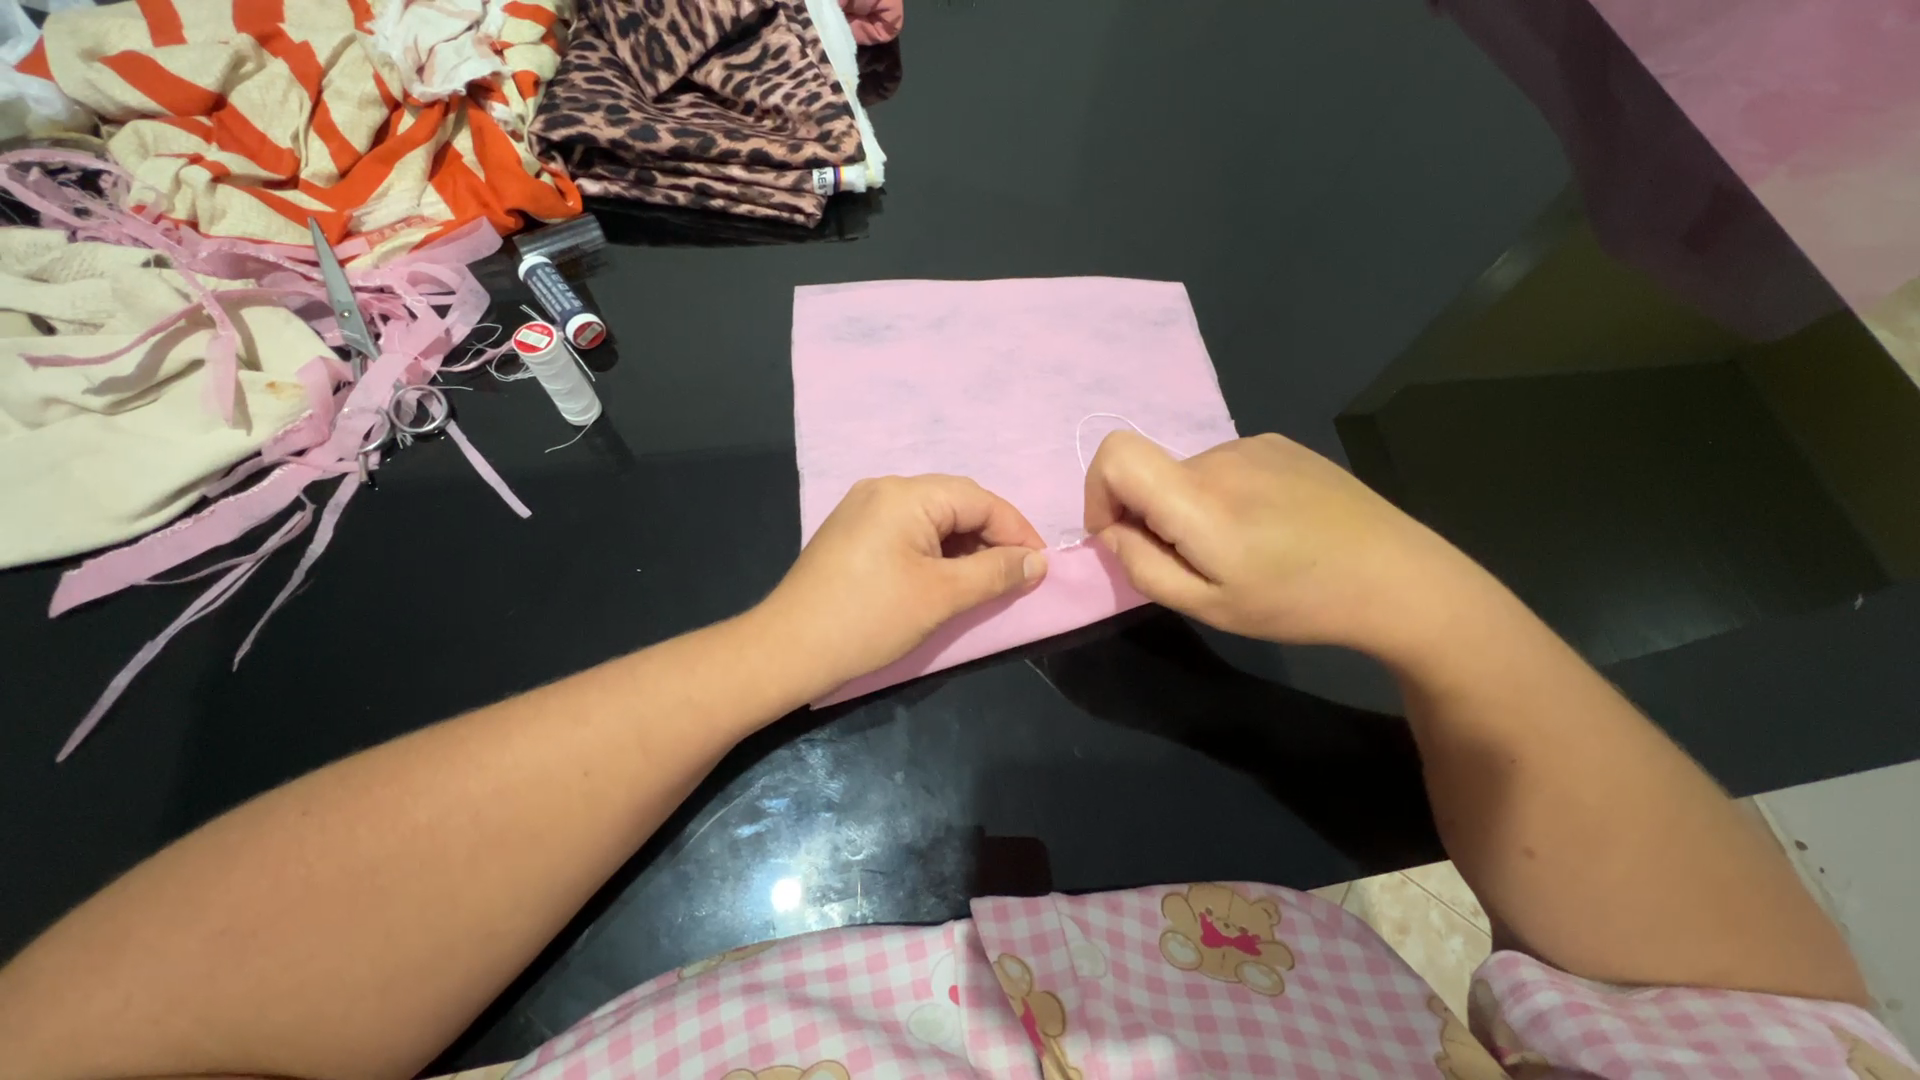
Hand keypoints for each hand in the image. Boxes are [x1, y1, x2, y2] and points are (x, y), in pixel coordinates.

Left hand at [758, 475, 1048, 691]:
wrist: (788, 649)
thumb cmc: (870, 619)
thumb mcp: (942, 597)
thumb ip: (996, 573)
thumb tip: (1038, 562)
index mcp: (905, 494)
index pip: (980, 499)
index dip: (1017, 531)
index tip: (1041, 567)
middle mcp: (883, 489)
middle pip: (956, 502)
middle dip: (993, 536)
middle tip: (1018, 574)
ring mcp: (863, 509)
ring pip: (933, 517)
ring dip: (965, 545)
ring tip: (987, 580)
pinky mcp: (853, 533)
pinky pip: (908, 530)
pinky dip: (937, 551)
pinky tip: (948, 578)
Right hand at [1083, 431, 1488, 658]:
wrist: (1396, 577)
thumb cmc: (1296, 602)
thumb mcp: (1208, 606)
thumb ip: (1143, 566)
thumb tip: (1113, 531)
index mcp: (1197, 498)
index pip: (1114, 454)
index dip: (1099, 492)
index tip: (1122, 534)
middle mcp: (1220, 457)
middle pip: (1153, 472)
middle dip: (1153, 515)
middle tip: (1200, 564)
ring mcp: (1255, 445)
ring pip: (1191, 474)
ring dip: (1193, 508)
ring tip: (1246, 549)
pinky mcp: (1282, 445)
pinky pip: (1227, 467)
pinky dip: (1226, 496)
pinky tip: (1271, 527)